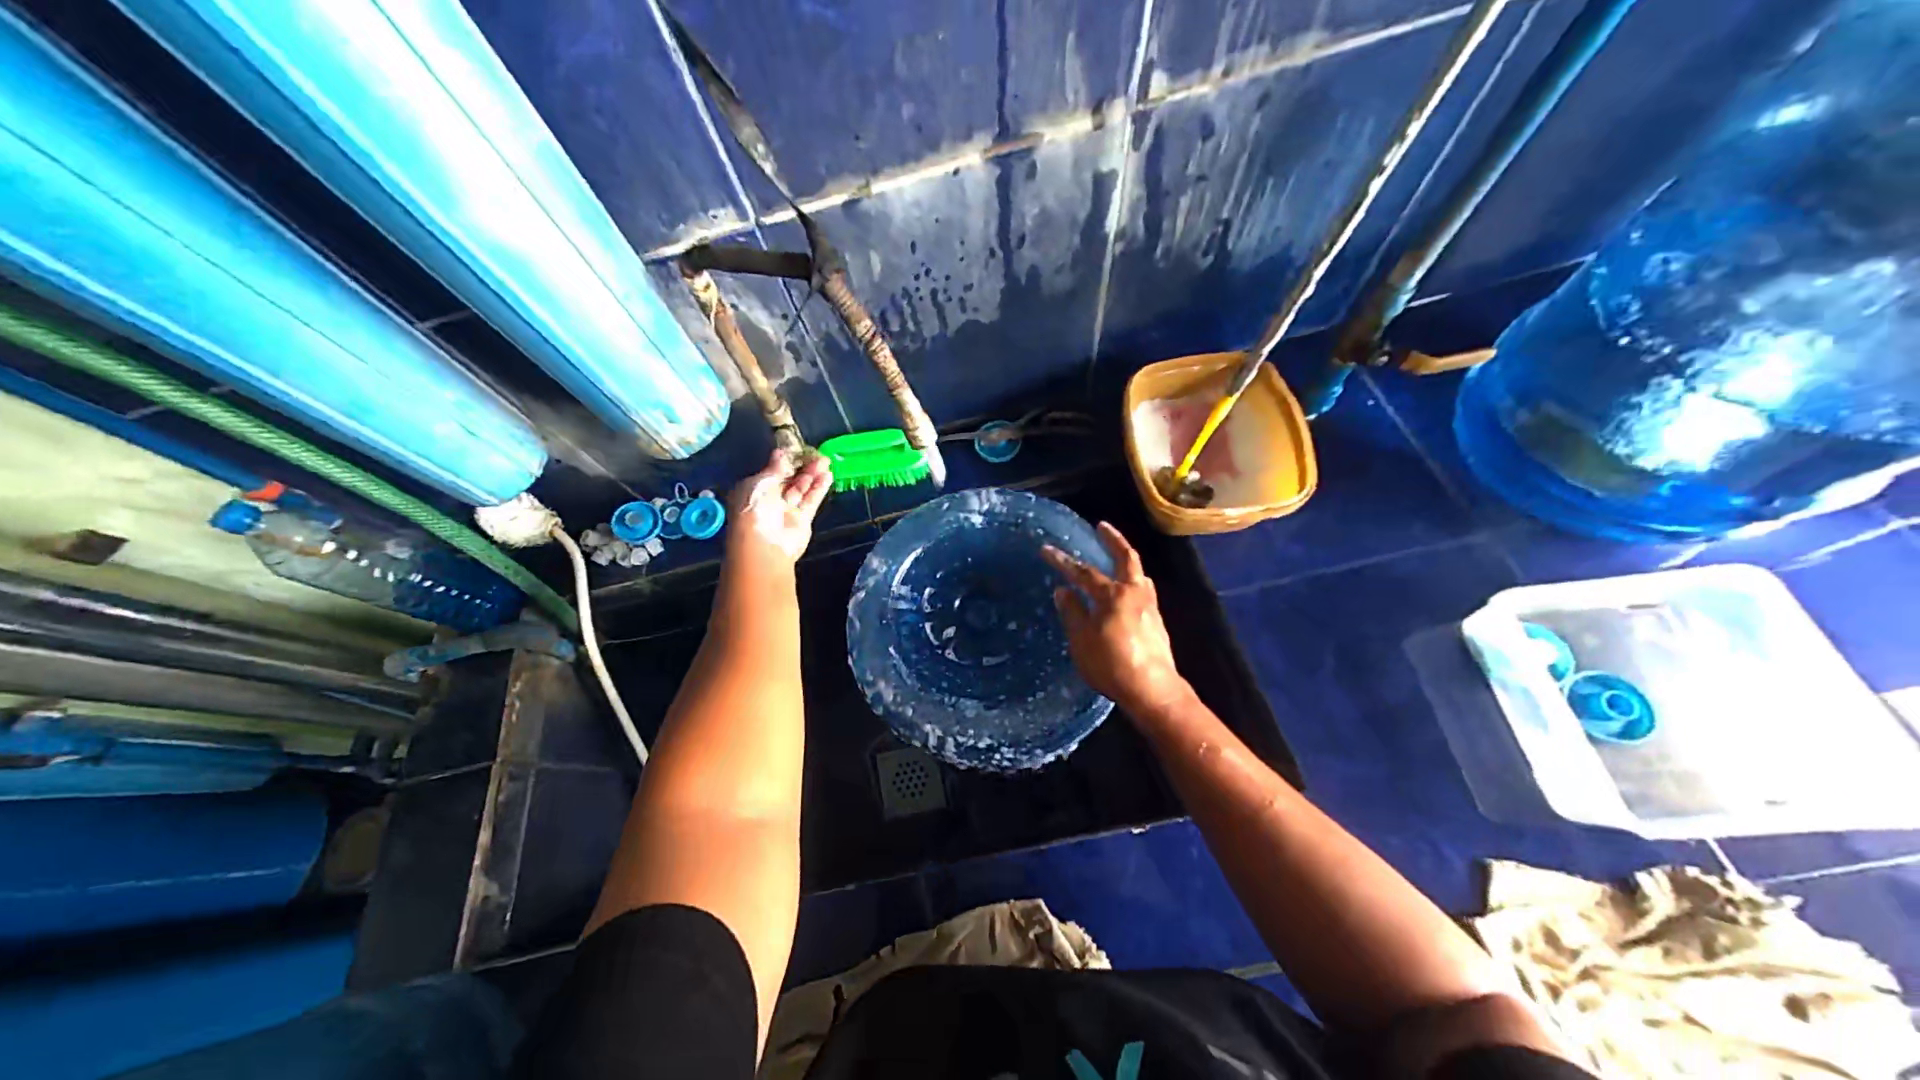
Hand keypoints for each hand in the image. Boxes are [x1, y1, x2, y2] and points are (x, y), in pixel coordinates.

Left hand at [727, 448, 831, 564]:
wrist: (764, 544)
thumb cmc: (755, 507)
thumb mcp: (761, 482)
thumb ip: (775, 468)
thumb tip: (780, 452)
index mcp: (754, 489)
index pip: (772, 472)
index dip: (786, 461)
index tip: (799, 450)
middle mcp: (769, 499)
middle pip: (789, 480)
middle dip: (803, 467)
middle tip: (818, 455)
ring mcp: (786, 510)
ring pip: (802, 489)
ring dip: (813, 476)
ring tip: (826, 462)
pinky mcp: (802, 519)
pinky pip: (811, 500)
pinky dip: (819, 488)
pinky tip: (828, 476)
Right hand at [1042, 522, 1188, 714]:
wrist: (1152, 690)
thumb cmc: (1111, 665)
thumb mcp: (1082, 640)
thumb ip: (1073, 612)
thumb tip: (1063, 590)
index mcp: (1114, 595)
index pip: (1084, 572)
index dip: (1063, 561)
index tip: (1046, 550)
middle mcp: (1135, 593)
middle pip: (1126, 558)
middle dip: (1113, 539)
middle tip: (1102, 526)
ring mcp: (1150, 607)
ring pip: (1139, 574)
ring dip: (1127, 561)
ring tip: (1115, 558)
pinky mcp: (1156, 622)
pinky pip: (1143, 591)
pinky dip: (1132, 582)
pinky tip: (1126, 592)